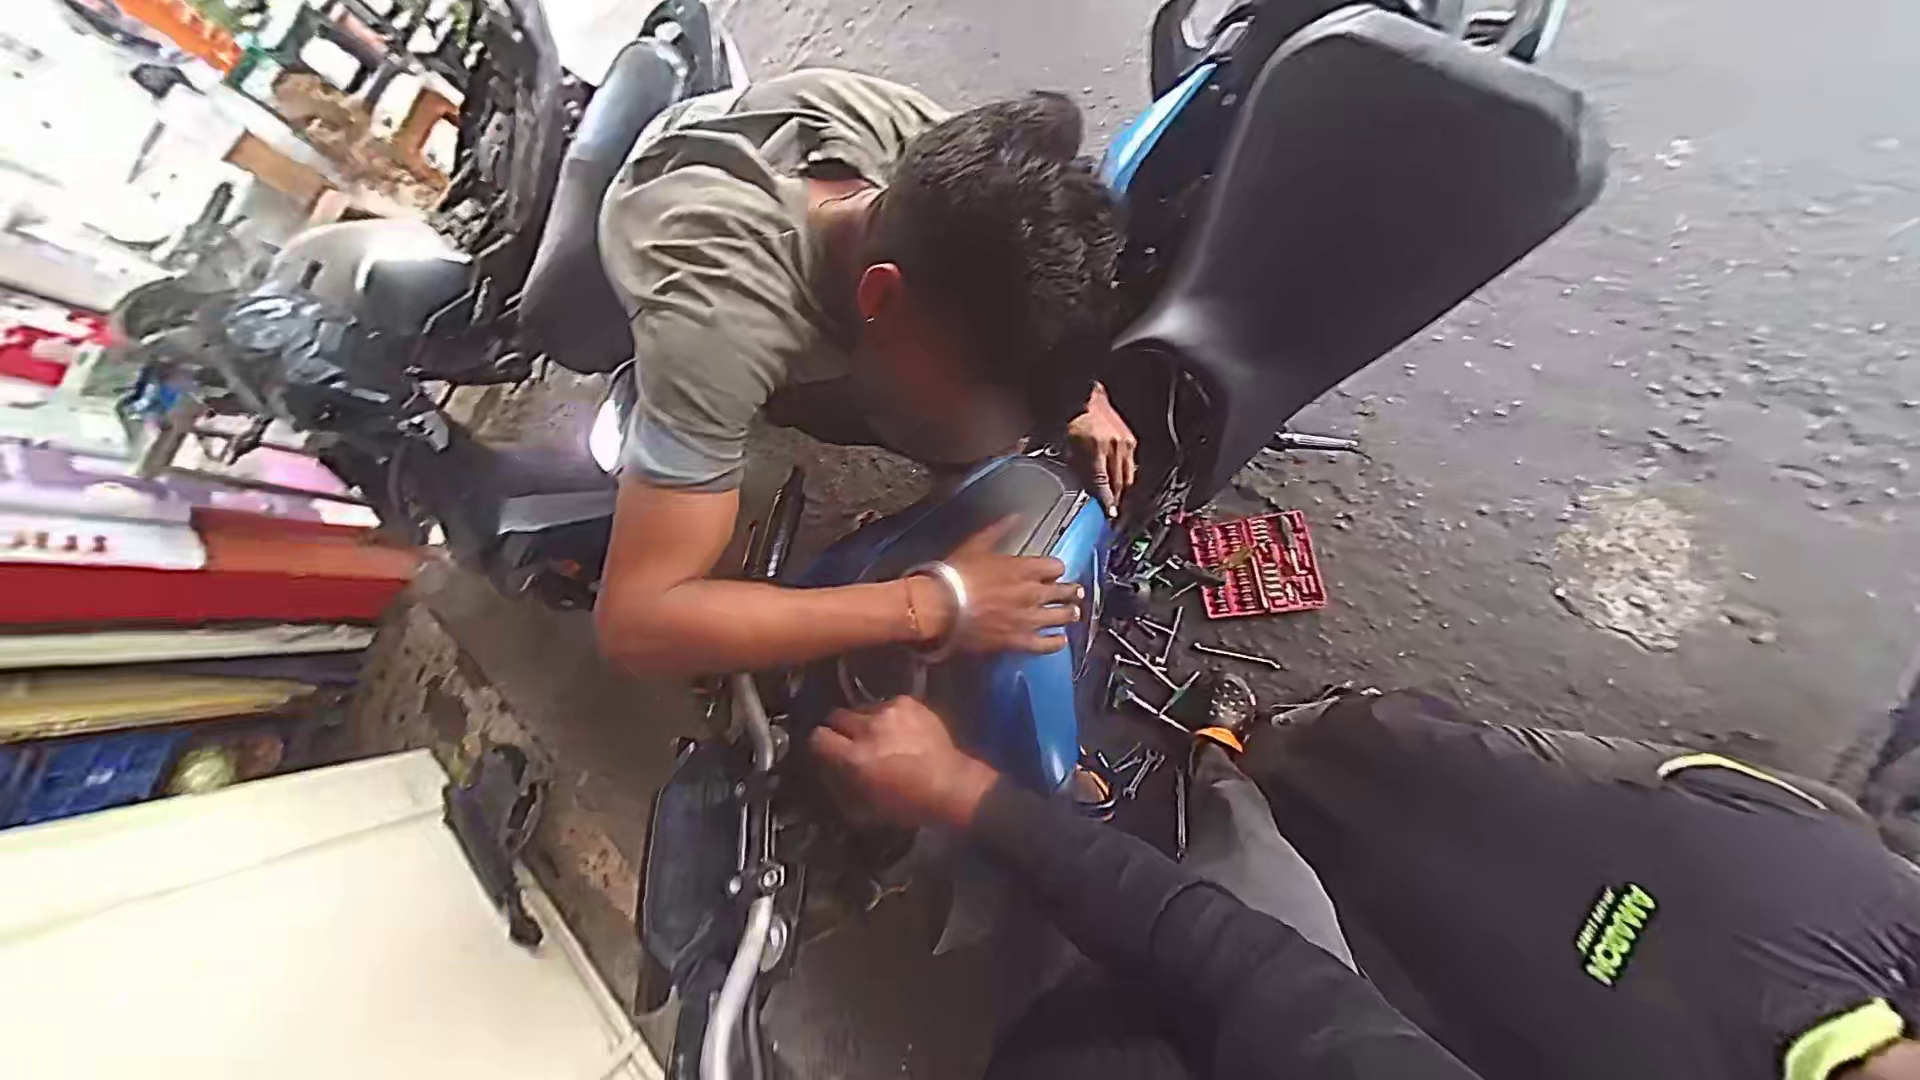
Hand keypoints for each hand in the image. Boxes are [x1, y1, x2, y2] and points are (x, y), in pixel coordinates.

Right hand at [809, 697, 999, 828]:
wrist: (950, 783)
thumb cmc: (907, 803)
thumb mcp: (864, 808)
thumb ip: (838, 785)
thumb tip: (825, 768)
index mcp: (855, 757)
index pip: (818, 737)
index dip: (819, 743)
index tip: (826, 749)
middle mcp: (869, 728)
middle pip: (837, 716)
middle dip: (840, 728)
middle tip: (851, 741)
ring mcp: (890, 710)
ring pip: (862, 708)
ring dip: (865, 721)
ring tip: (880, 735)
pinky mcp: (909, 701)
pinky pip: (887, 703)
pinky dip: (888, 715)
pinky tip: (900, 729)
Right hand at [909, 517, 1082, 654]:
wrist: (942, 608)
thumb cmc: (956, 575)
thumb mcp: (977, 544)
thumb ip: (999, 530)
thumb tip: (1015, 516)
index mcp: (1025, 568)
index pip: (1056, 566)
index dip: (1056, 569)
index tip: (1054, 571)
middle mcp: (1033, 593)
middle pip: (1064, 592)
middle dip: (1070, 591)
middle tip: (1074, 592)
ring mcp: (1029, 618)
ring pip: (1060, 617)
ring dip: (1068, 614)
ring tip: (1072, 614)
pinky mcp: (1020, 641)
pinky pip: (1047, 644)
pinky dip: (1056, 642)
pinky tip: (1060, 640)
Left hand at [1067, 382, 1137, 516]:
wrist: (1085, 398)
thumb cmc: (1072, 422)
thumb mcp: (1066, 448)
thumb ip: (1075, 470)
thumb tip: (1080, 490)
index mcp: (1095, 448)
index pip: (1103, 482)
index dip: (1106, 501)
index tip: (1109, 514)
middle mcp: (1113, 446)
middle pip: (1118, 483)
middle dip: (1115, 499)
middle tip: (1111, 512)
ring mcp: (1124, 444)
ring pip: (1127, 477)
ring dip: (1121, 491)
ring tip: (1115, 500)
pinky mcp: (1130, 441)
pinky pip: (1130, 466)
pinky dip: (1124, 476)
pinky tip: (1117, 482)